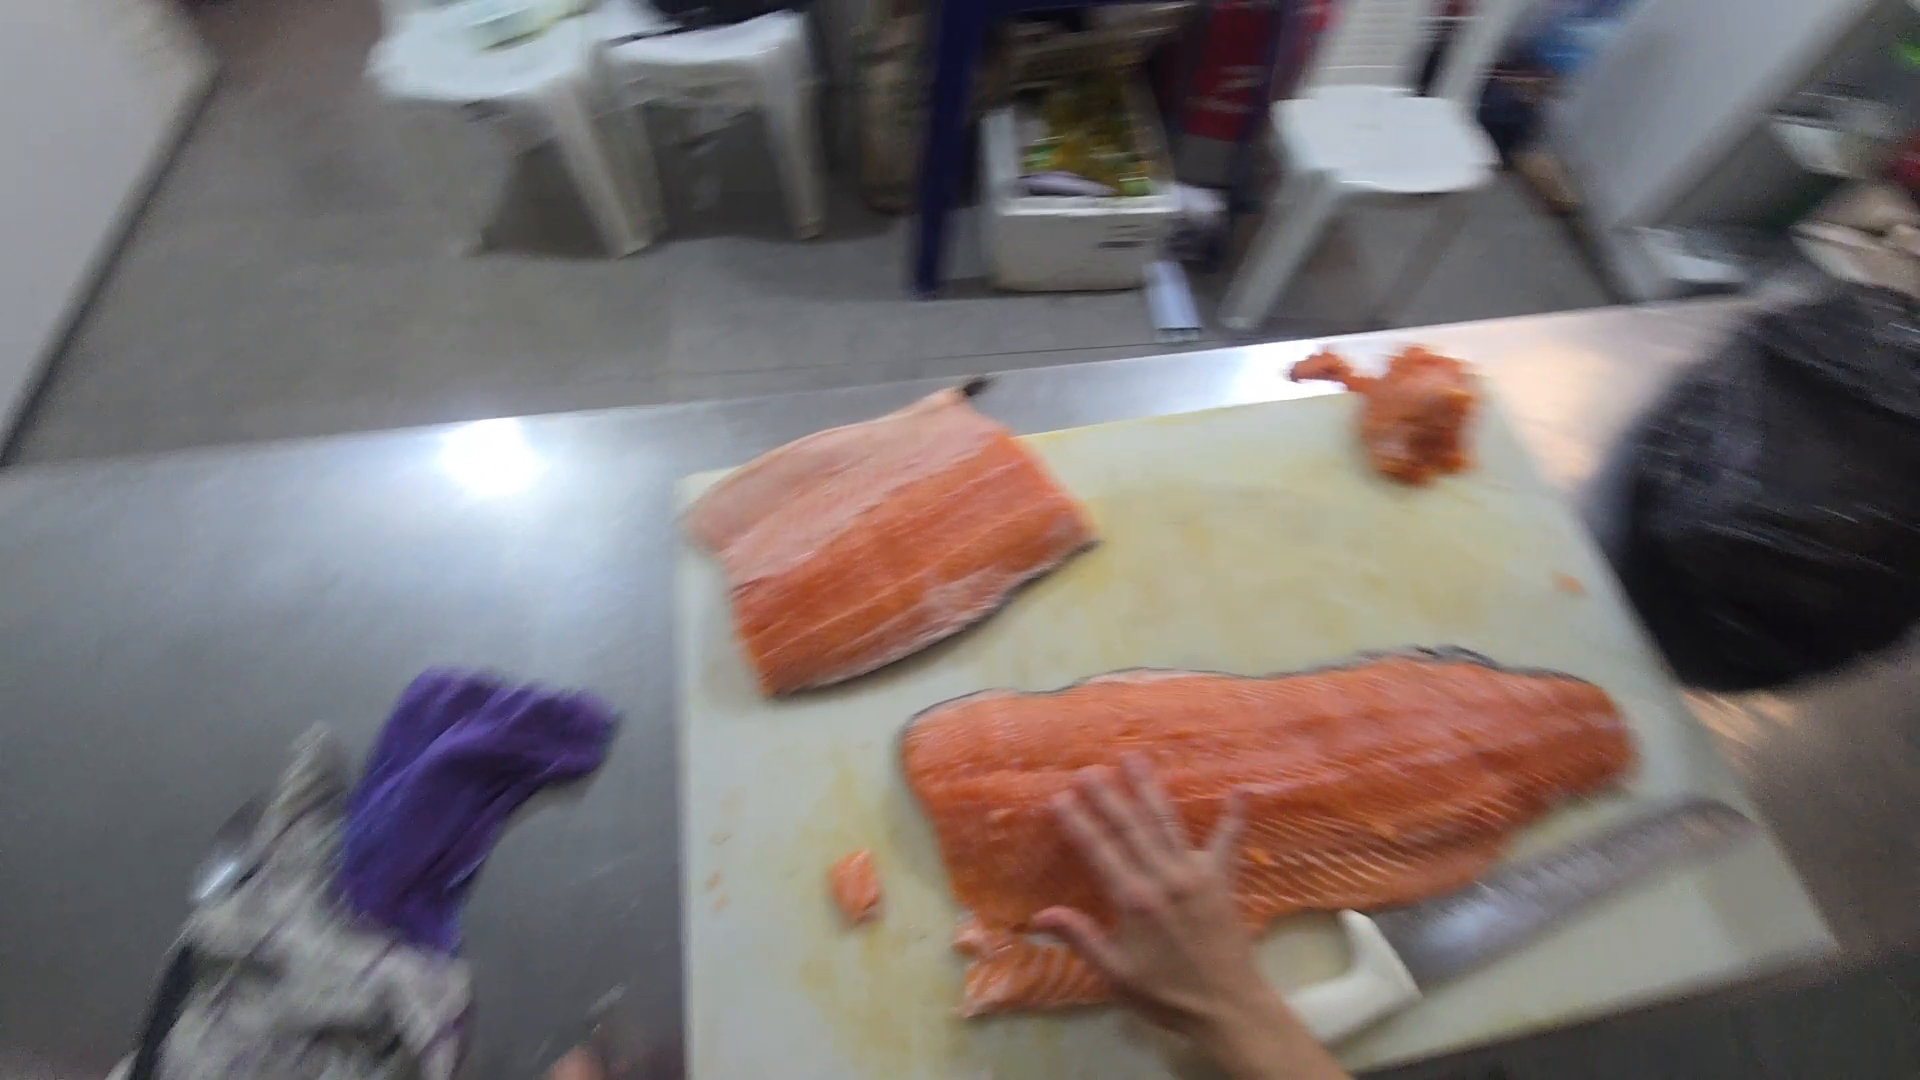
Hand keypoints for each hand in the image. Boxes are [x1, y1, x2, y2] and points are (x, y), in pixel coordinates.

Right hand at [1038, 756, 1348, 1079]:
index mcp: (1134, 899)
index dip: (1077, 822)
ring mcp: (1195, 873)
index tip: (1058, 797)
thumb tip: (1039, 915)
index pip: (1098, 850)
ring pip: (1166, 822)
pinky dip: (1235, 816)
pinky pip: (1229, 842)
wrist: (1228, 1010)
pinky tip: (1241, 790)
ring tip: (1134, 757)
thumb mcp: (1115, 974)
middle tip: (1087, 770)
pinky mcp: (1222, 879)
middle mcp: (1163, 877)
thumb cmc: (1166, 994)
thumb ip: (1081, 938)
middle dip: (1106, 795)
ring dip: (1148, 788)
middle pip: (1129, 827)